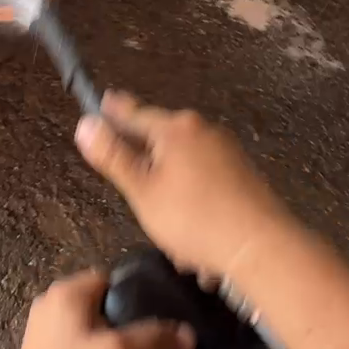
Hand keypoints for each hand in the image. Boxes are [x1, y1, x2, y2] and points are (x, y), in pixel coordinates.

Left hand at [0, 269, 194, 348]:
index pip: (110, 279)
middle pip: (102, 307)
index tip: (160, 322)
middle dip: (128, 328)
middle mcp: (50, 305)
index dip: (137, 297)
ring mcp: (43, 334)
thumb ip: (156, 339)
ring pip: (91, 332)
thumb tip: (187, 334)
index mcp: (65, 292)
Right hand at [76, 91, 298, 281]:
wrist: (262, 248)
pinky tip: (197, 238)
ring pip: (183, 167)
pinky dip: (196, 203)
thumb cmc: (196, 219)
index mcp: (175, 129)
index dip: (115, 111)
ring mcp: (226, 150)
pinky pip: (206, 182)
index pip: (135, 114)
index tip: (103, 100)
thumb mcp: (143, 191)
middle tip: (140, 199)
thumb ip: (113, 157)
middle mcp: (202, 131)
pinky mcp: (242, 173)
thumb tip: (86, 125)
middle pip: (161, 142)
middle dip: (148, 169)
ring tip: (175, 236)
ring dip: (173, 194)